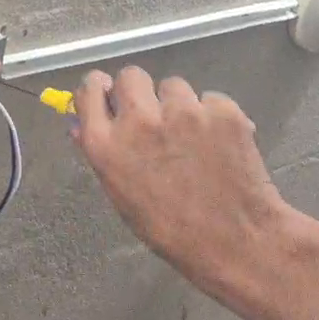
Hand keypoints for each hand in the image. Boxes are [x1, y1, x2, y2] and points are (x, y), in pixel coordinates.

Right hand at [69, 66, 296, 303]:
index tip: (110, 93)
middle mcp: (138, 120)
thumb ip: (101, 152)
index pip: (90, 89)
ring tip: (194, 136)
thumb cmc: (170, 228)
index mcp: (105, 143)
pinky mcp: (220, 112)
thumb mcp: (121, 194)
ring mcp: (181, 113)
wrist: (238, 244)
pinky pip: (211, 99)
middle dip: (141, 91)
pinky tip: (221, 143)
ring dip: (180, 105)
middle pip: (131, 75)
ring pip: (174, 86)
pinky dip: (215, 117)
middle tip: (155, 115)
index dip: (101, 88)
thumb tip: (80, 124)